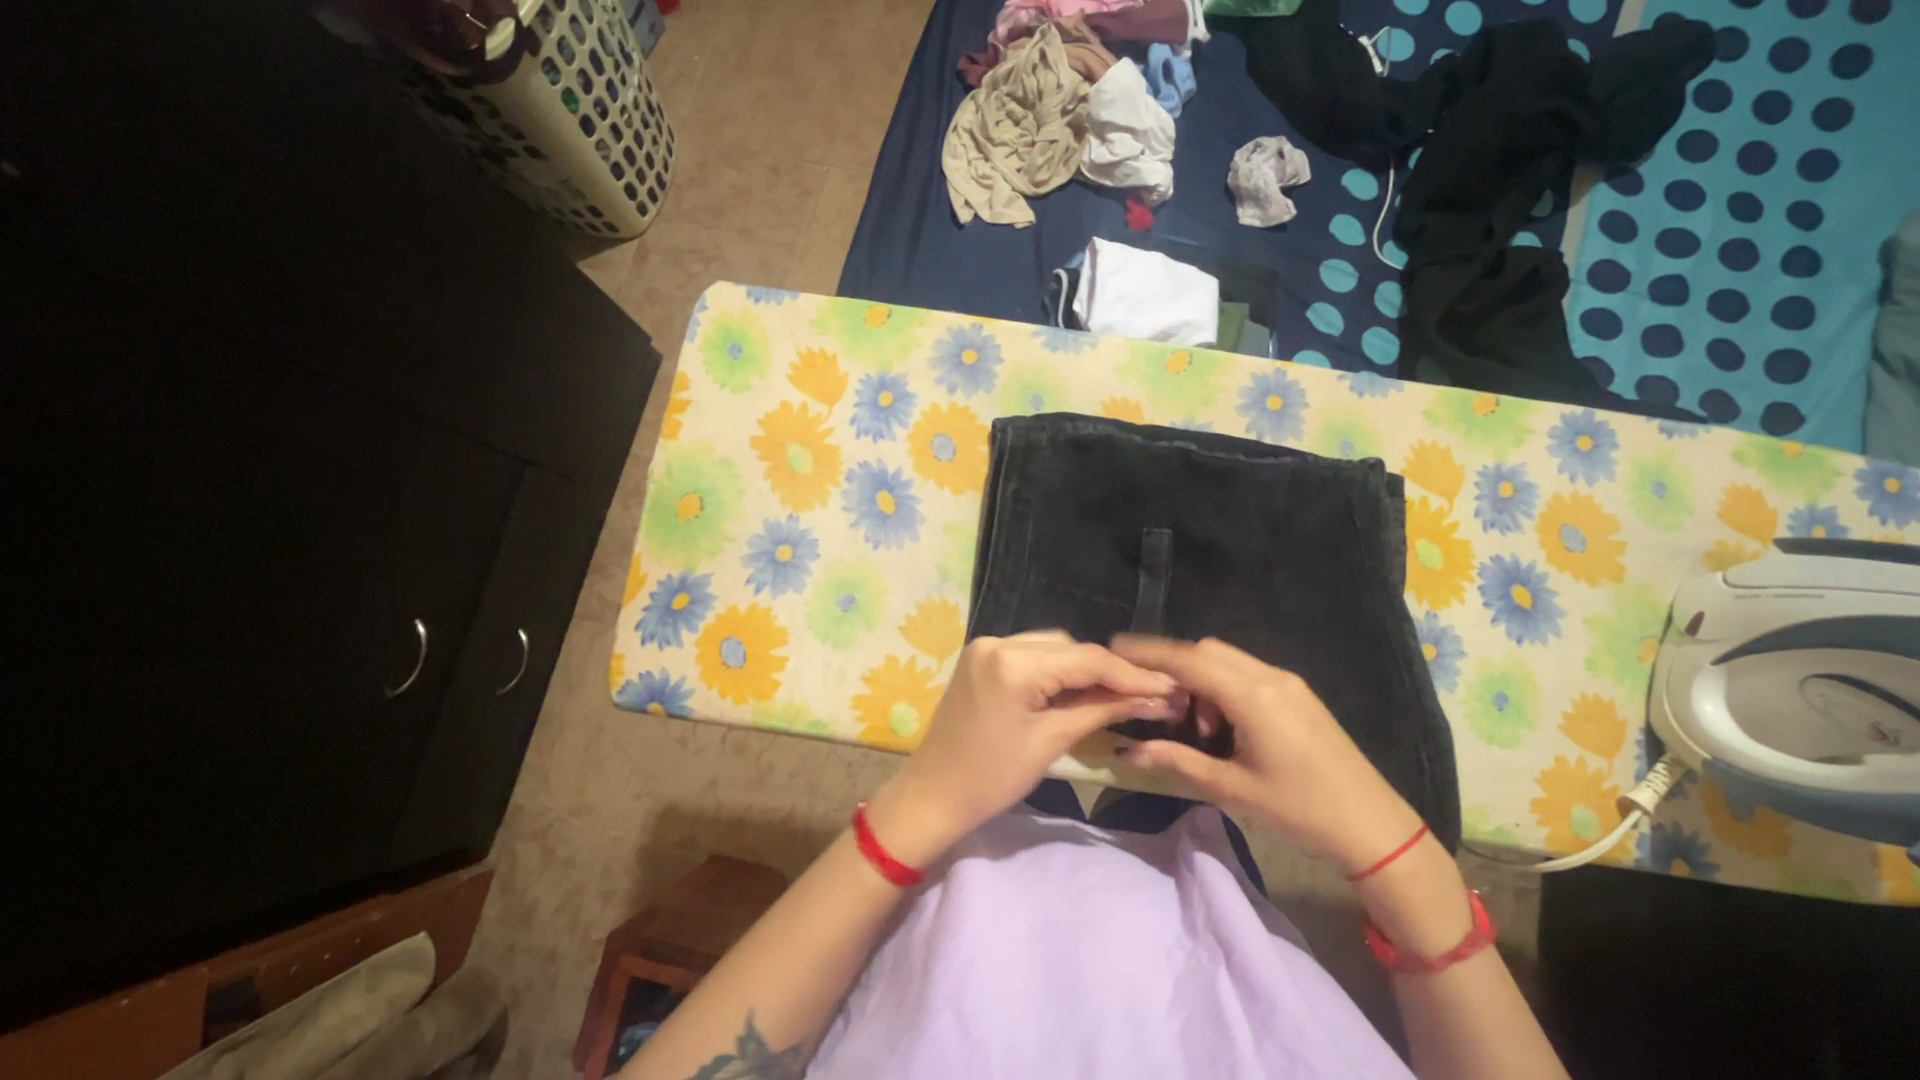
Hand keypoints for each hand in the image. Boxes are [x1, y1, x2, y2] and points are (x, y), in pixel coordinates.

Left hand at [864, 632, 1175, 866]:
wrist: (933, 795)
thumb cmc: (992, 777)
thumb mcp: (1052, 741)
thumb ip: (1103, 709)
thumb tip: (1154, 697)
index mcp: (1012, 662)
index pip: (1086, 659)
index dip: (1131, 674)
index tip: (1169, 686)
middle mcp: (997, 642)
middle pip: (1070, 647)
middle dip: (1109, 670)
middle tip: (1150, 693)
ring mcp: (985, 648)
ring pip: (1052, 648)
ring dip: (1084, 668)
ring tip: (1122, 693)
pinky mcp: (981, 659)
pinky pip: (1031, 656)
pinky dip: (1057, 671)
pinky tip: (1081, 689)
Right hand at [1109, 635, 1426, 876]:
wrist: (1373, 826)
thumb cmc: (1300, 809)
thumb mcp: (1233, 789)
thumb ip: (1179, 763)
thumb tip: (1130, 752)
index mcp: (1252, 697)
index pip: (1189, 660)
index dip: (1149, 652)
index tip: (1114, 647)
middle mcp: (1270, 677)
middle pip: (1207, 652)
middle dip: (1173, 668)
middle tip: (1150, 699)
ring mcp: (1288, 684)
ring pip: (1228, 662)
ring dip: (1200, 681)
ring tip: (1192, 727)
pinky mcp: (1299, 696)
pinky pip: (1248, 675)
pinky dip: (1223, 689)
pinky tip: (1222, 728)